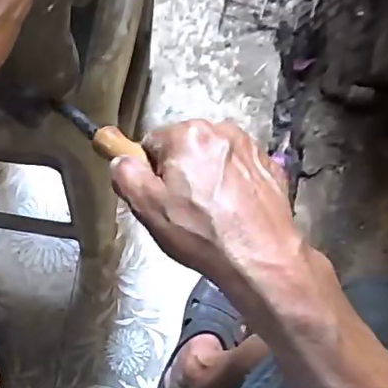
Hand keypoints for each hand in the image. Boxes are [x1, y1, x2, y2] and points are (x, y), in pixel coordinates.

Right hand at [111, 121, 318, 309]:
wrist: (259, 257)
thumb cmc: (203, 234)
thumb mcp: (147, 207)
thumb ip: (125, 175)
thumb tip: (120, 160)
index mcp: (187, 134)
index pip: (149, 143)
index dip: (148, 173)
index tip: (156, 197)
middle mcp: (221, 130)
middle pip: (182, 148)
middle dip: (177, 173)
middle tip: (179, 210)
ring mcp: (249, 147)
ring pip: (209, 159)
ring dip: (203, 180)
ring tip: (205, 215)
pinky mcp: (268, 166)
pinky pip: (235, 170)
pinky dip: (228, 186)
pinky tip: (227, 213)